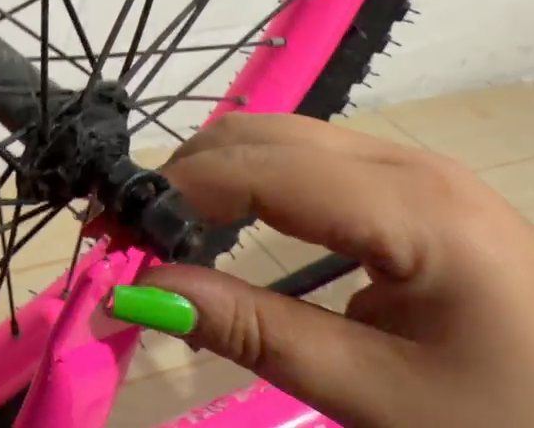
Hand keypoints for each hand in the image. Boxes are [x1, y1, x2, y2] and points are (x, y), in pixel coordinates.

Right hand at [135, 114, 533, 427]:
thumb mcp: (379, 397)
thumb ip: (250, 331)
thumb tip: (131, 291)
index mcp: (409, 203)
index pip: (250, 166)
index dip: (166, 193)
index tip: (107, 236)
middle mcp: (410, 163)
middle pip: (257, 135)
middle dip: (180, 175)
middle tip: (128, 235)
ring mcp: (422, 173)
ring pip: (280, 140)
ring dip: (213, 175)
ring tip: (170, 230)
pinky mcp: (427, 195)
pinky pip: (314, 162)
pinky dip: (254, 182)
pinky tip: (236, 223)